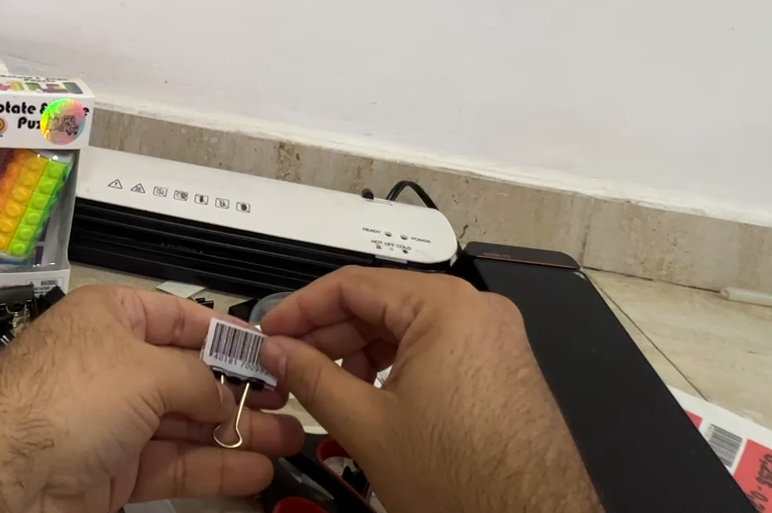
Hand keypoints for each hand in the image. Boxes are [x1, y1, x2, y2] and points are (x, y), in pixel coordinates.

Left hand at [0, 285, 302, 512]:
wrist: (0, 482)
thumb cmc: (64, 399)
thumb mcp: (143, 370)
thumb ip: (197, 378)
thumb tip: (228, 393)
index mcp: (111, 316)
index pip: (179, 315)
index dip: (224, 332)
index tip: (266, 350)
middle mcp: (113, 362)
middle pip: (188, 372)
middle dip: (237, 387)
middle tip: (286, 400)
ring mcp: (114, 419)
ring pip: (187, 420)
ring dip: (236, 430)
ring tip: (287, 437)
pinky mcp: (114, 470)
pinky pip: (174, 461)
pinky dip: (213, 465)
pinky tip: (252, 466)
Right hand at [262, 267, 601, 512]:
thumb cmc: (467, 486)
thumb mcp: (368, 426)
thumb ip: (311, 376)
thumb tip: (278, 351)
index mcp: (446, 306)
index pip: (352, 285)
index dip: (302, 308)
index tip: (272, 330)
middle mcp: (475, 309)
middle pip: (379, 303)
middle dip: (328, 334)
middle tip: (288, 359)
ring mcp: (493, 337)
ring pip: (404, 326)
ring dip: (357, 351)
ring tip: (321, 383)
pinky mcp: (500, 366)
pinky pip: (432, 346)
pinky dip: (392, 365)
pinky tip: (365, 393)